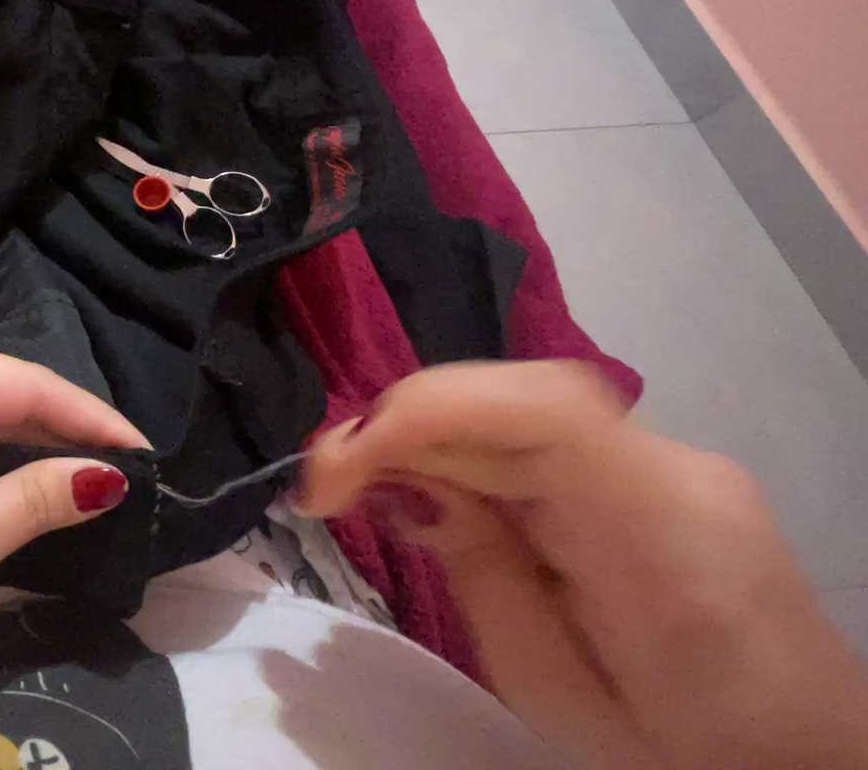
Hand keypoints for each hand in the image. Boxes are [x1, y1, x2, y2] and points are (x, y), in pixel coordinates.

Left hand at [0, 339, 150, 654]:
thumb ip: (27, 502)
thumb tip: (108, 475)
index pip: (26, 385)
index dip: (94, 420)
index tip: (153, 458)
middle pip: (11, 389)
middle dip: (73, 430)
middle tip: (136, 475)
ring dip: (44, 439)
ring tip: (105, 475)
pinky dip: (6, 446)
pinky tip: (43, 470)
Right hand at [295, 361, 867, 769]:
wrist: (811, 762)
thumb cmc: (682, 753)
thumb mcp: (556, 689)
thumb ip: (478, 570)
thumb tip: (401, 484)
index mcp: (667, 534)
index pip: (544, 414)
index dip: (423, 411)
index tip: (338, 470)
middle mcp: (668, 468)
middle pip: (502, 397)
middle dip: (390, 425)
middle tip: (317, 487)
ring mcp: (656, 455)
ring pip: (498, 401)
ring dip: (408, 433)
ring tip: (347, 486)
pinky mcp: (632, 462)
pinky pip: (517, 428)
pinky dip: (445, 444)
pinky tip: (411, 483)